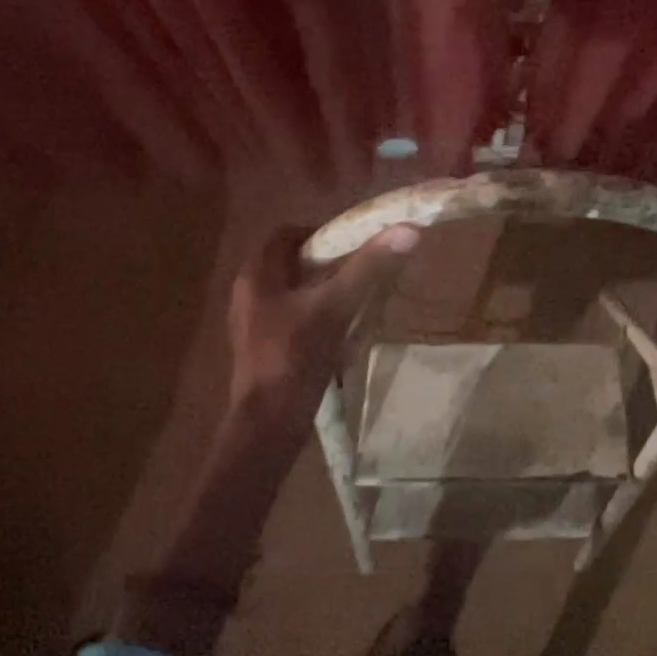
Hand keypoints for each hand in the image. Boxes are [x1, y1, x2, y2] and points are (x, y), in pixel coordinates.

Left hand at [224, 223, 420, 422]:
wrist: (268, 425)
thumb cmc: (295, 357)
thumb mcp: (335, 307)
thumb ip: (368, 267)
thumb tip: (407, 229)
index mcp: (256, 275)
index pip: (288, 234)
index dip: (322, 233)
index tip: (354, 246)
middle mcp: (248, 293)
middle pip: (293, 263)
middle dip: (329, 264)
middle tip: (362, 272)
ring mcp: (254, 323)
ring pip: (295, 291)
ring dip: (325, 291)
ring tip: (357, 300)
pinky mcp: (263, 348)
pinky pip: (293, 316)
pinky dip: (317, 315)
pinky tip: (341, 332)